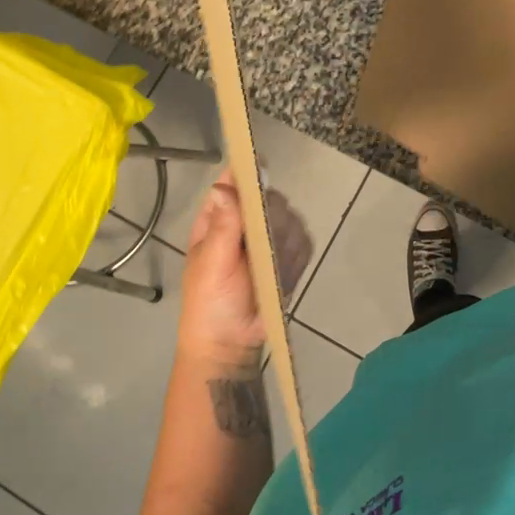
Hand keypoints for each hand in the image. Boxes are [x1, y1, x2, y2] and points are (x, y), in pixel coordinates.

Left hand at [178, 170, 313, 368]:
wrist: (231, 346)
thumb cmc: (209, 304)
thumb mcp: (210, 264)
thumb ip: (222, 225)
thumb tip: (222, 185)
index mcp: (218, 220)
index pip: (232, 183)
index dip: (245, 172)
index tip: (261, 167)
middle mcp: (246, 224)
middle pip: (270, 197)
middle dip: (272, 217)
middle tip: (264, 241)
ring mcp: (270, 239)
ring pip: (292, 218)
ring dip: (285, 242)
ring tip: (270, 267)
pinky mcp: (290, 257)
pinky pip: (304, 242)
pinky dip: (297, 258)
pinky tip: (282, 275)